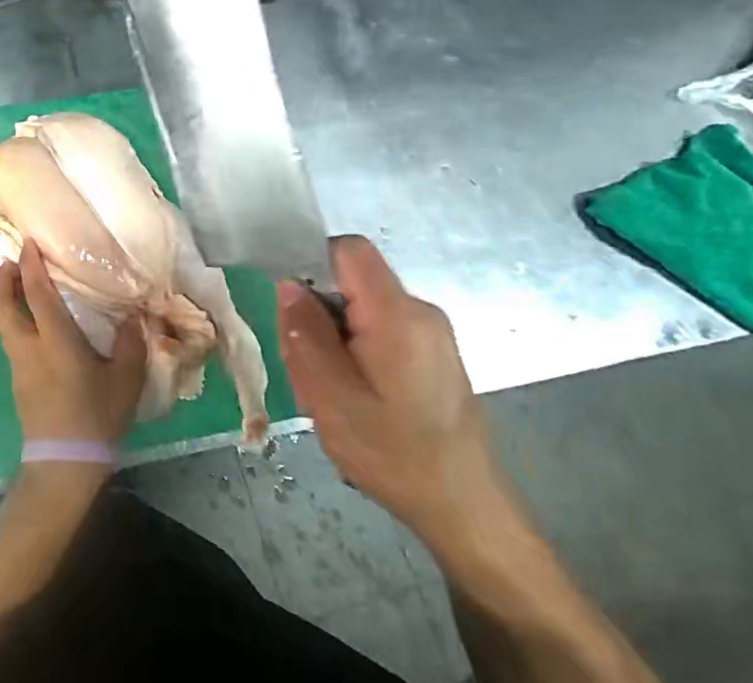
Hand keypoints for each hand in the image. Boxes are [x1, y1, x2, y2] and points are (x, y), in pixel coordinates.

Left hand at [0, 241, 146, 445]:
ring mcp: (19, 367)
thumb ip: (129, 344)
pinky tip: (38, 325)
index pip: (36, 295)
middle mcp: (29, 348)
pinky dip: (16, 321)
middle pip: (1, 307)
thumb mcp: (125, 379)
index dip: (30, 267)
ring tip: (24, 287)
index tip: (27, 244)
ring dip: (7, 300)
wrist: (64, 464)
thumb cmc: (96, 416)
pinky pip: (12, 340)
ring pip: (3, 324)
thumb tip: (133, 318)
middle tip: (11, 261)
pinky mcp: (19, 382)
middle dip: (1, 280)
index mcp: (55, 342)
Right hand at [277, 236, 515, 544]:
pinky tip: (354, 395)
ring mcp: (431, 330)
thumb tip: (290, 285)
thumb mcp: (332, 398)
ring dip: (336, 337)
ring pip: (364, 308)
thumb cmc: (393, 453)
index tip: (293, 310)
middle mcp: (419, 309)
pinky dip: (357, 350)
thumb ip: (306, 335)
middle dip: (320, 314)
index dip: (312, 264)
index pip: (349, 250)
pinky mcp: (433, 350)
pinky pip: (382, 328)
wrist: (462, 502)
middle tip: (308, 369)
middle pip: (353, 281)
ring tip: (331, 390)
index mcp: (397, 314)